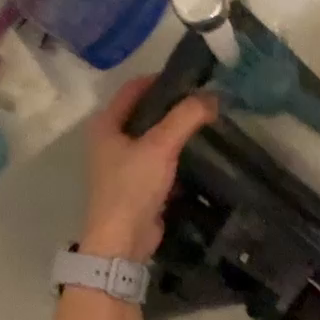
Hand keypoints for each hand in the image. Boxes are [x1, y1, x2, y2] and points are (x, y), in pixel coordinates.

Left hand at [80, 75, 217, 260]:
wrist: (122, 241)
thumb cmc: (133, 187)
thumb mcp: (161, 146)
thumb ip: (186, 118)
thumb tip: (213, 97)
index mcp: (106, 124)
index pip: (134, 88)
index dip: (161, 79)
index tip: (193, 79)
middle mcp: (109, 141)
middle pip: (145, 113)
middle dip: (173, 107)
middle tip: (205, 102)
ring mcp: (122, 165)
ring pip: (153, 139)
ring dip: (176, 133)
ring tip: (207, 125)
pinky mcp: (137, 186)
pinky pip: (159, 162)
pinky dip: (176, 157)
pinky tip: (199, 155)